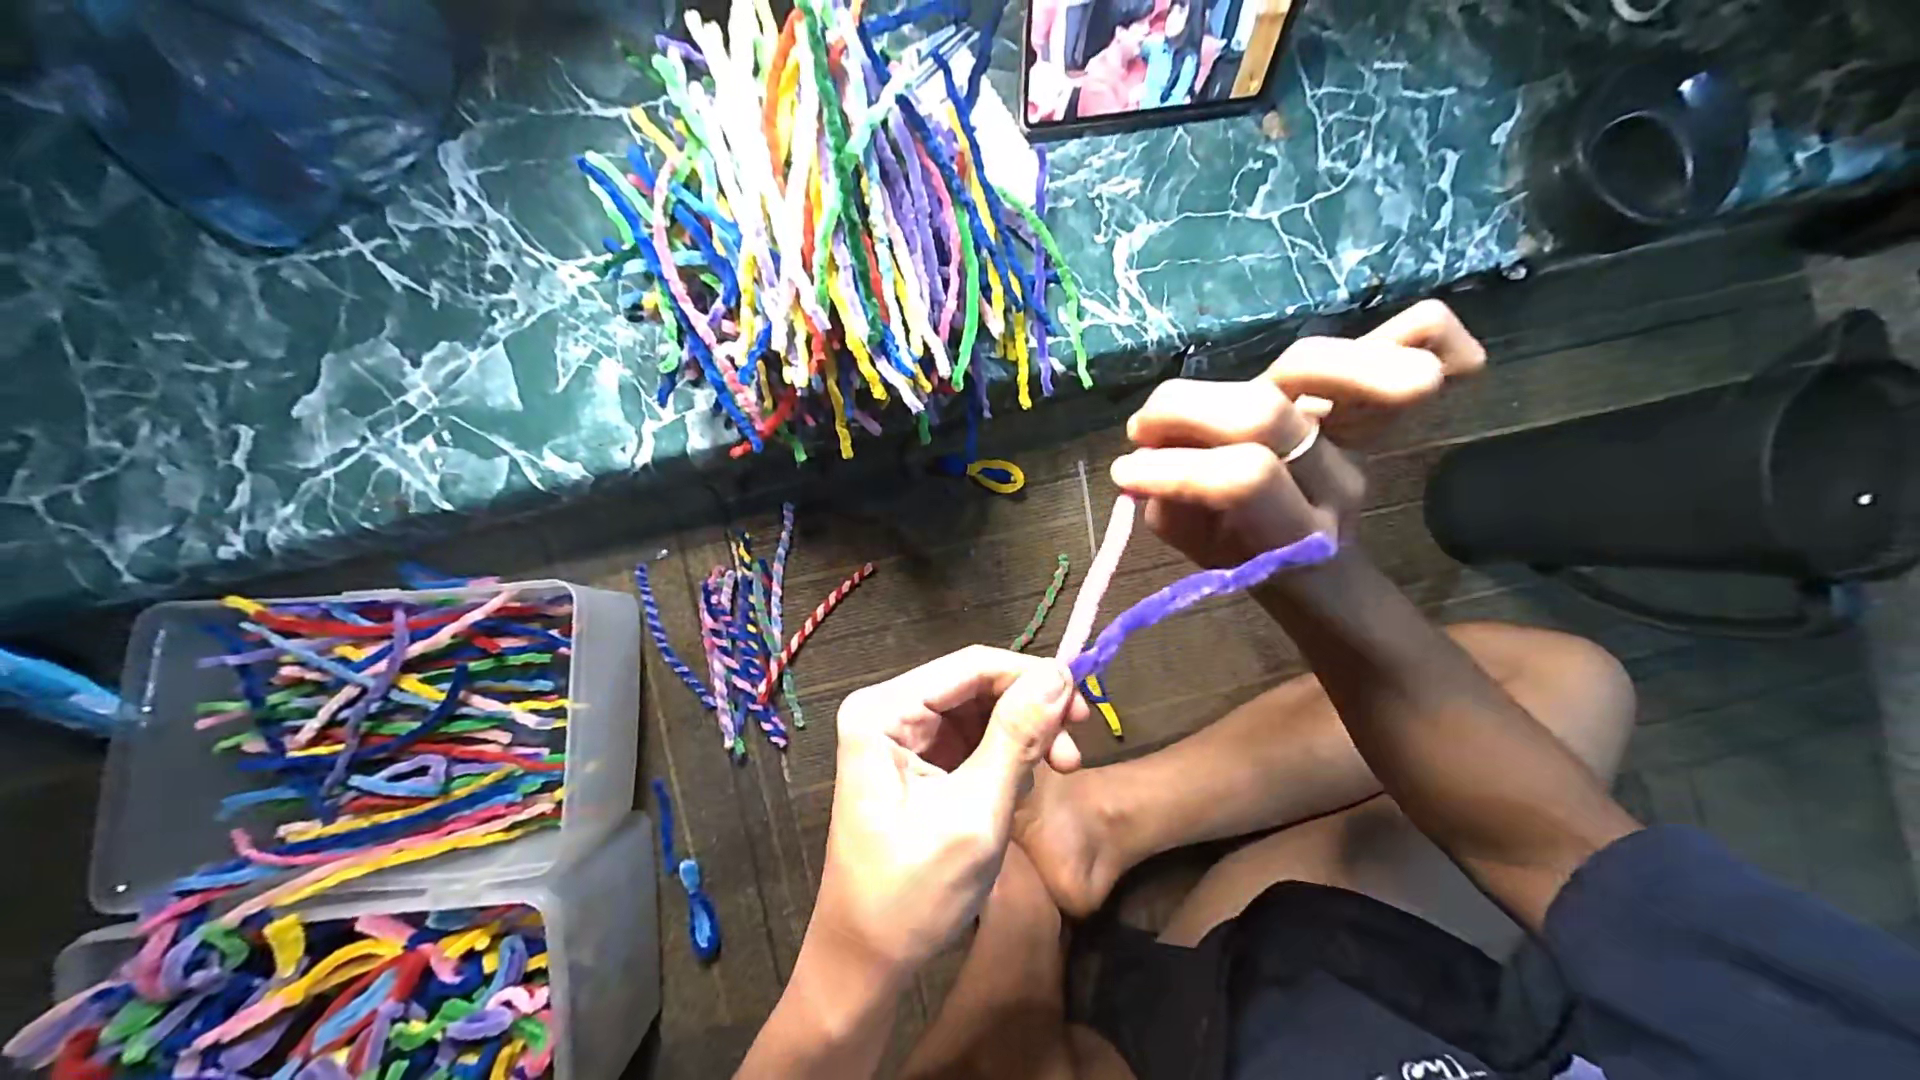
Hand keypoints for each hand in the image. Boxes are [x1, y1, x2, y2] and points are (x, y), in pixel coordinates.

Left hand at [809, 647, 1089, 980]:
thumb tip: (1060, 674)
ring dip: (1026, 732)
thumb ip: (1017, 737)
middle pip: (977, 683)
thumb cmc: (912, 895)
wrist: (868, 959)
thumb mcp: (975, 814)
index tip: (1082, 707)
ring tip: (1060, 770)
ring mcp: (902, 733)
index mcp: (882, 712)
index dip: (1031, 676)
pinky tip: (1027, 781)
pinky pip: (974, 735)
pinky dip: (1009, 752)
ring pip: (982, 708)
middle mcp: (888, 709)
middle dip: (1031, 709)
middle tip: (1074, 752)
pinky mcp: (919, 757)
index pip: (971, 665)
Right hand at [1113, 300, 1482, 567]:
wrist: (1318, 562)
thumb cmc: (1250, 559)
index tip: (1128, 472)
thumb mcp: (1199, 551)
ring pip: (1323, 364)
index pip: (1242, 479)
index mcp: (1295, 533)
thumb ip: (1169, 506)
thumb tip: (1141, 460)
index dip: (1175, 469)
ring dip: (1243, 372)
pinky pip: (1422, 335)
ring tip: (1227, 387)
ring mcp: (1357, 435)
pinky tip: (1378, 349)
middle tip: (1147, 427)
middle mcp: (1334, 477)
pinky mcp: (1376, 397)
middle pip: (1263, 413)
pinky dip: (1417, 329)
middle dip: (1184, 411)